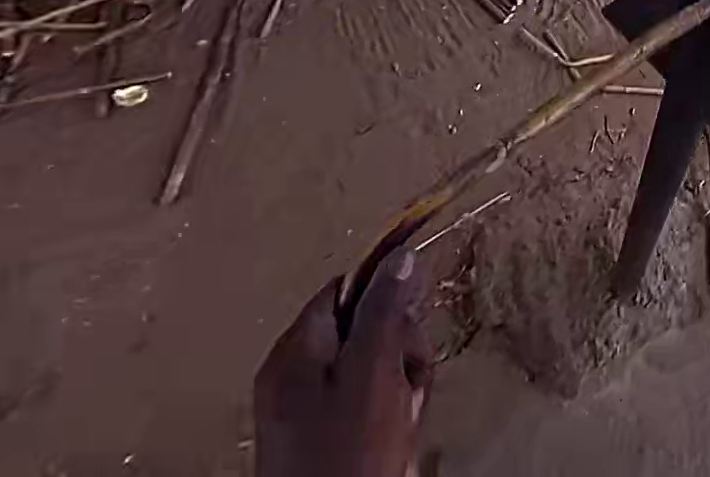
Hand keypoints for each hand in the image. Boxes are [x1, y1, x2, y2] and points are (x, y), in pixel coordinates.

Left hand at [254, 250, 431, 476]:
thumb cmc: (350, 454)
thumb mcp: (373, 372)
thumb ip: (384, 309)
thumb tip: (400, 255)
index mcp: (294, 351)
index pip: (344, 289)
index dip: (384, 291)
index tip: (416, 310)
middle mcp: (293, 375)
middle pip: (357, 325)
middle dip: (396, 342)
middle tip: (413, 372)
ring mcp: (304, 412)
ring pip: (366, 363)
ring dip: (398, 376)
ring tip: (408, 411)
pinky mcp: (321, 440)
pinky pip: (361, 400)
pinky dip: (388, 407)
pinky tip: (400, 432)